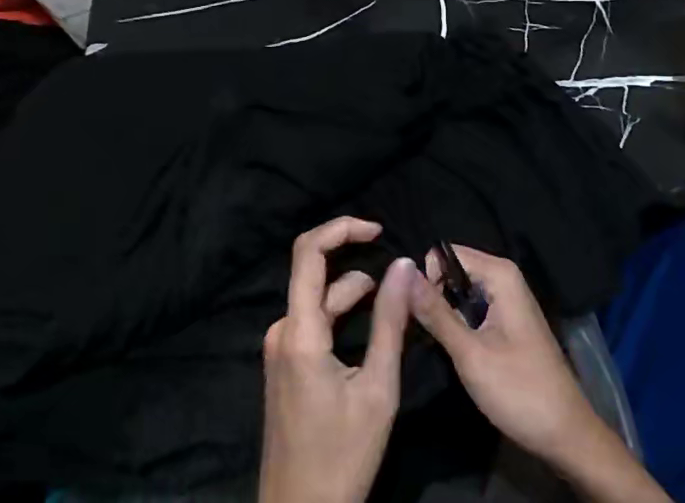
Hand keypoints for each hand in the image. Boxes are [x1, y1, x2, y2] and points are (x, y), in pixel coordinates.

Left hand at [260, 217, 416, 502]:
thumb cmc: (342, 455)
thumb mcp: (378, 387)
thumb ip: (390, 321)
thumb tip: (404, 264)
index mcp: (300, 334)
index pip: (308, 253)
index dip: (342, 228)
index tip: (379, 230)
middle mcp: (282, 333)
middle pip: (319, 275)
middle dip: (361, 265)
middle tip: (403, 277)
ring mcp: (280, 351)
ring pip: (322, 301)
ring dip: (358, 295)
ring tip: (400, 306)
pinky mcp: (286, 366)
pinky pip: (316, 322)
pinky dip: (346, 315)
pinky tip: (376, 327)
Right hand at [406, 245, 600, 461]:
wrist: (563, 431)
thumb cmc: (518, 391)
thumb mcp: (470, 353)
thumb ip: (436, 313)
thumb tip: (402, 273)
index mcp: (501, 274)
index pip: (446, 253)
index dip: (424, 277)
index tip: (408, 311)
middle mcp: (506, 278)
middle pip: (453, 271)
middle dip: (431, 293)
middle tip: (413, 330)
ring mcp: (507, 301)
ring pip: (460, 291)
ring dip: (441, 311)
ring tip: (424, 339)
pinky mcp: (505, 322)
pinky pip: (472, 307)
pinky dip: (456, 322)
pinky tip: (445, 346)